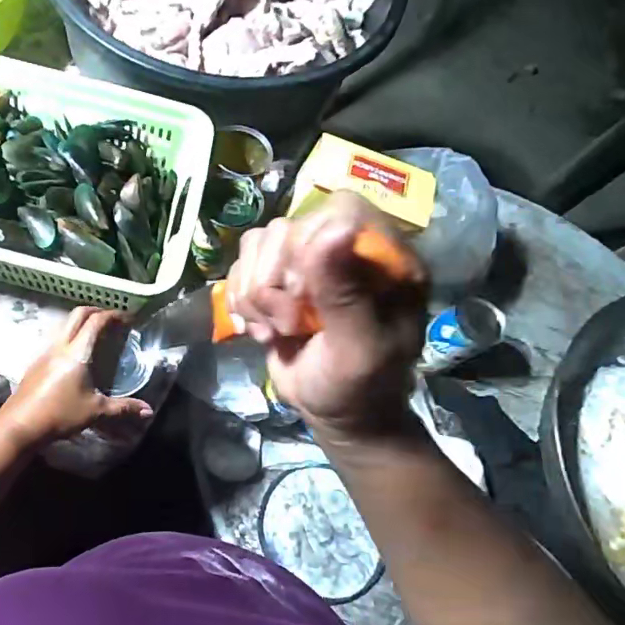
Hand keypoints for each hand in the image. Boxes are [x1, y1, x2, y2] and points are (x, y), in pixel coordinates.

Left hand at [0, 308, 154, 446]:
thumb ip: (123, 408)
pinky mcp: (36, 361)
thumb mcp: (95, 411)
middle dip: (96, 311)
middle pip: (77, 314)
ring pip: (63, 324)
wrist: (21, 424)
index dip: (113, 315)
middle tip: (112, 320)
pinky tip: (75, 352)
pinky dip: (69, 334)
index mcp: (77, 352)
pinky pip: (55, 337)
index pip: (95, 321)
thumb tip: (148, 410)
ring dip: (80, 321)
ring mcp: (44, 351)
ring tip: (94, 333)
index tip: (127, 318)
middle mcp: (59, 345)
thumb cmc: (60, 414)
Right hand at [227, 191, 428, 442]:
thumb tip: (333, 229)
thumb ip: (344, 291)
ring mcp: (305, 264)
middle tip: (292, 323)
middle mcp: (344, 250)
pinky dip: (241, 302)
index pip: (339, 210)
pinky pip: (240, 267)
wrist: (335, 415)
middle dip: (275, 283)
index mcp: (383, 258)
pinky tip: (262, 330)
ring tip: (277, 329)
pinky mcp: (274, 280)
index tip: (306, 295)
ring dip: (255, 295)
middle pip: (286, 228)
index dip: (310, 246)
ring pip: (257, 245)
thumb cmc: (358, 386)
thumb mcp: (358, 347)